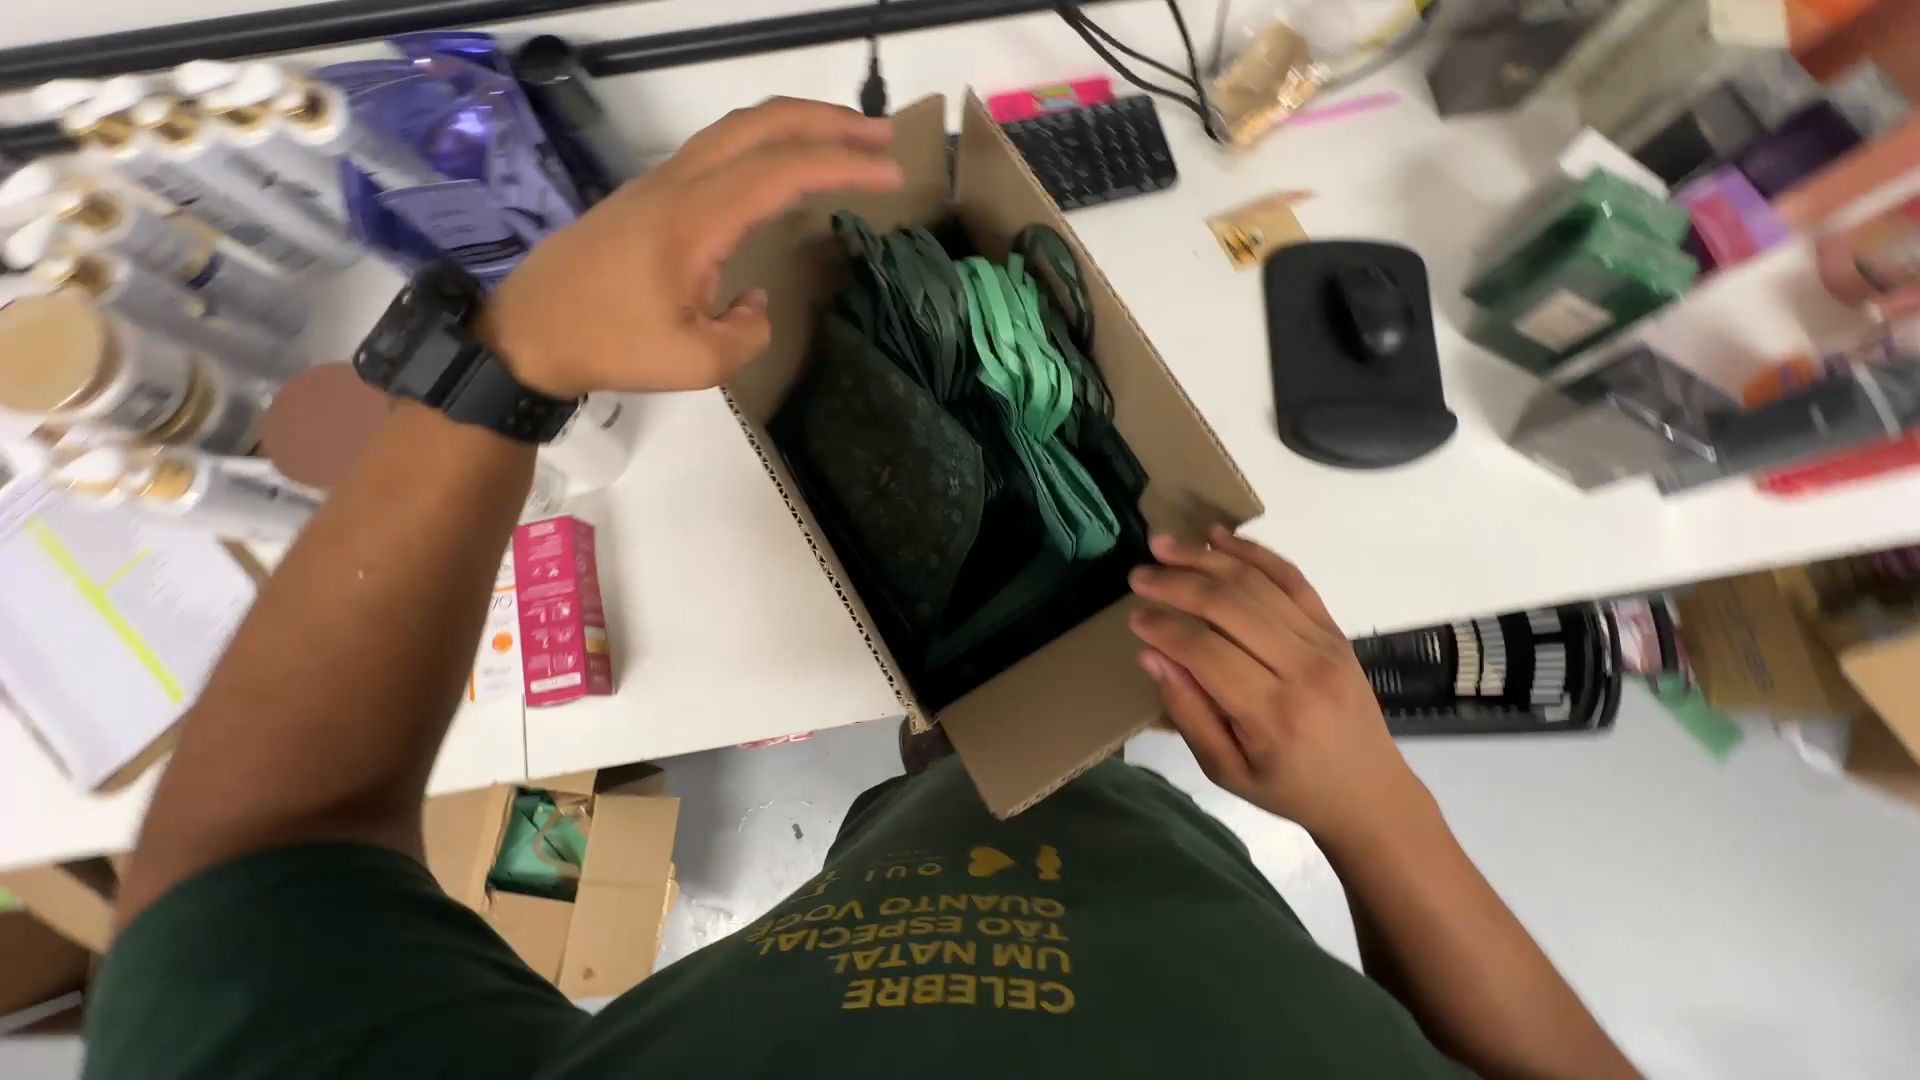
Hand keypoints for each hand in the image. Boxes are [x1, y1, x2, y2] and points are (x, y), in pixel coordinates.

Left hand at [481, 98, 905, 397]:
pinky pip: (719, 149)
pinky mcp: (651, 195)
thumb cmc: (611, 345)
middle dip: (829, 122)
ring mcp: (661, 182)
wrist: (528, 330)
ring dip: (796, 126)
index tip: (892, 172)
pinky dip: (765, 144)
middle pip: (762, 123)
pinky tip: (782, 168)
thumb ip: (748, 331)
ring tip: (844, 142)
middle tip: (882, 136)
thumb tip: (756, 300)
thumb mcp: (696, 360)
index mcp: (695, 216)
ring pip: (737, 128)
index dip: (844, 165)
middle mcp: (680, 182)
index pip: (784, 170)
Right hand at [1127, 526, 1434, 849]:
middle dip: (1176, 583)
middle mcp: (1302, 668)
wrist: (1369, 792)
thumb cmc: (1288, 787)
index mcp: (1272, 712)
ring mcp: (1324, 642)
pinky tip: (1218, 538)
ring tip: (1162, 545)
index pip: (1205, 651)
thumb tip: (1151, 655)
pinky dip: (1254, 552)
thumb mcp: (1225, 770)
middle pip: (1228, 606)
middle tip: (1137, 575)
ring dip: (1205, 558)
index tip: (1133, 617)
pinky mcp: (1334, 629)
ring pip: (1257, 582)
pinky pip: (1292, 578)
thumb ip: (1187, 711)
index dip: (1164, 628)